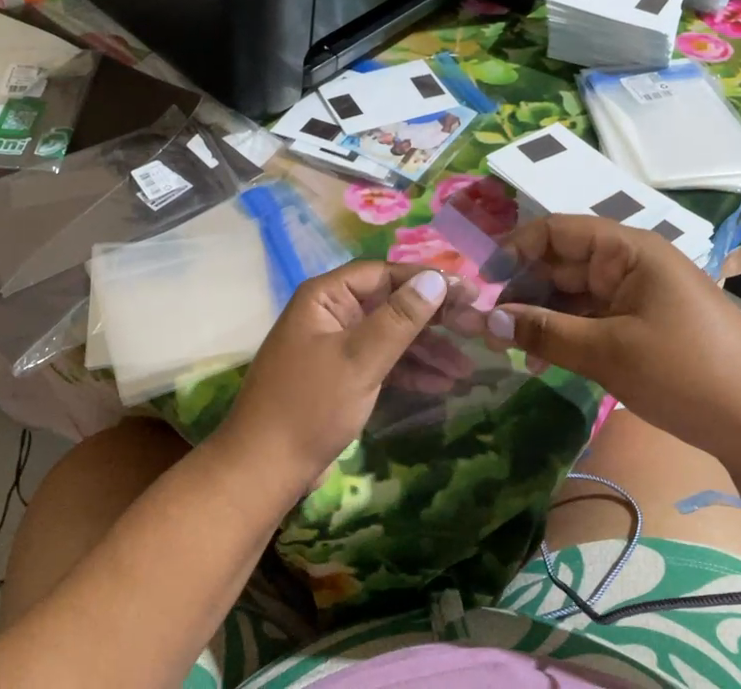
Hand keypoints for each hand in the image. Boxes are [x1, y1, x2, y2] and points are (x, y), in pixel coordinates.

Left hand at [216, 262, 476, 487]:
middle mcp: (330, 313)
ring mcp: (334, 346)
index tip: (471, 293)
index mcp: (326, 297)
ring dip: (426, 349)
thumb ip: (400, 318)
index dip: (428, 280)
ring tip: (467, 367)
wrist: (263, 468)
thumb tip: (436, 279)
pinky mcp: (340, 376)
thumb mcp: (360, 359)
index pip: (384, 273)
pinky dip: (409, 371)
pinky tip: (442, 384)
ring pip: (389, 335)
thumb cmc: (309, 406)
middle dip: (432, 318)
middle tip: (477, 329)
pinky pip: (381, 362)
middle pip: (390, 303)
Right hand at [482, 215, 740, 460]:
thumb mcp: (607, 352)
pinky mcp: (643, 325)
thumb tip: (486, 319)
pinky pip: (592, 318)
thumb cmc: (685, 372)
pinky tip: (542, 359)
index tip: (481, 284)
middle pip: (562, 262)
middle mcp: (631, 264)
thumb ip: (544, 331)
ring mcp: (639, 295)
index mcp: (629, 250)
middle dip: (523, 290)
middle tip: (487, 326)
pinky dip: (565, 334)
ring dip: (541, 317)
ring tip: (509, 348)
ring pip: (573, 294)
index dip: (516, 250)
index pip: (557, 230)